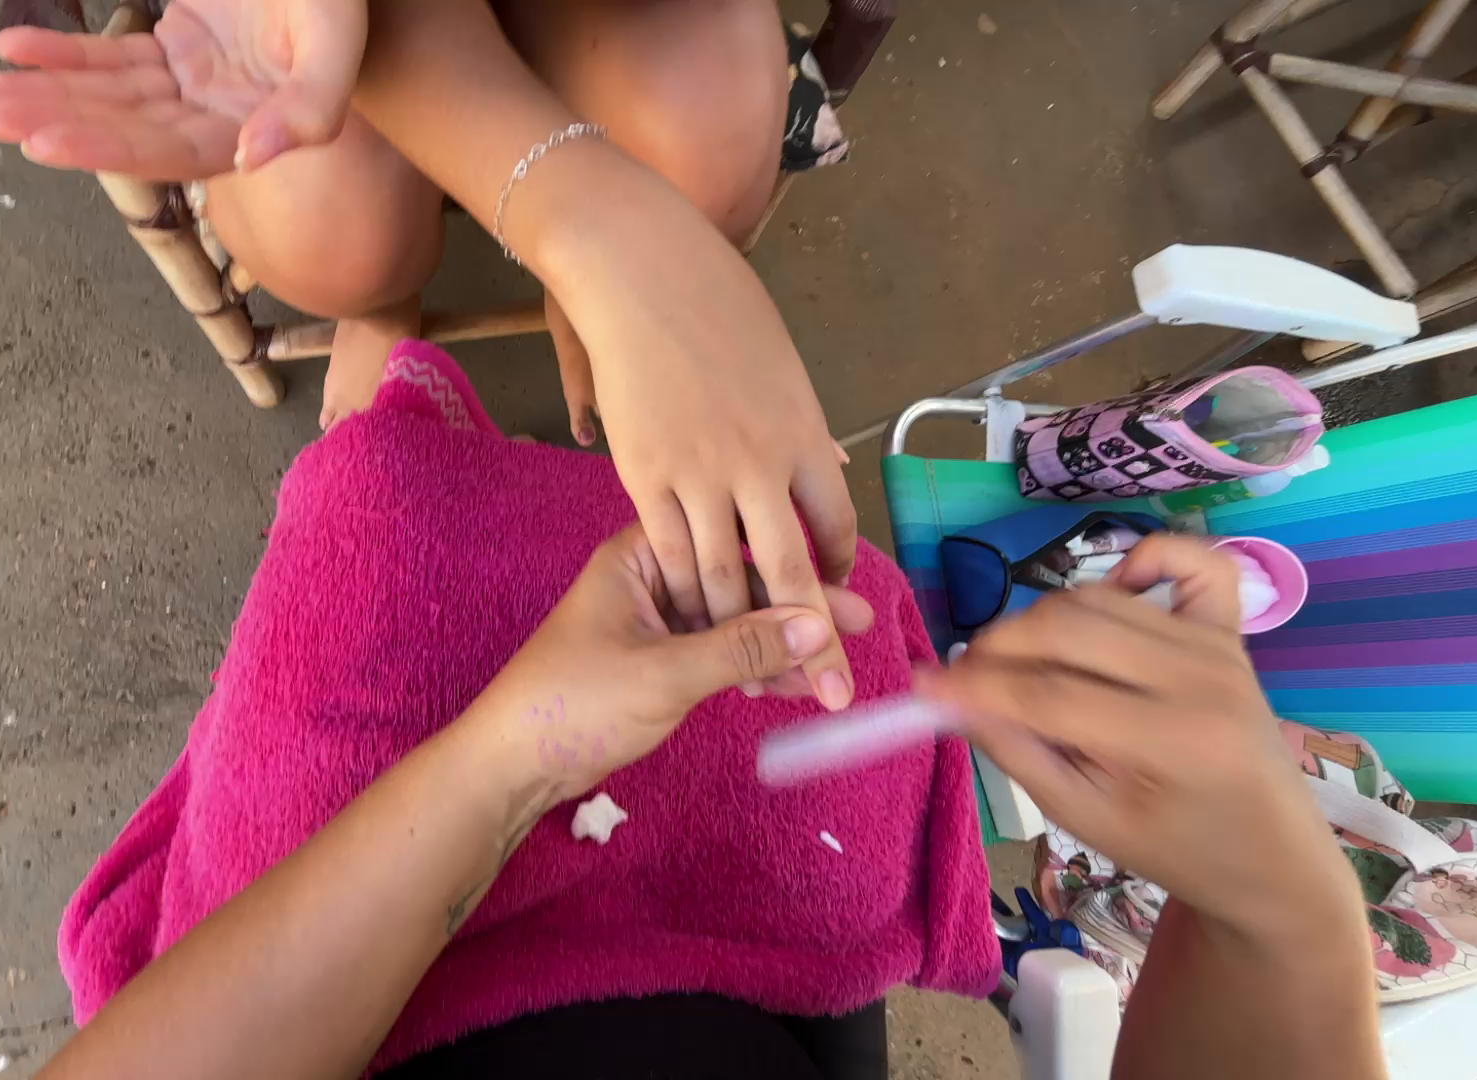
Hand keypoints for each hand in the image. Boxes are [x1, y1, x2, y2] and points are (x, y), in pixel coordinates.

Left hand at [0, 0, 364, 178]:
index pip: (181, 154)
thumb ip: (311, 109)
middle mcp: (227, 116)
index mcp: (264, 129)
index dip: (116, 151)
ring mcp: (201, 82)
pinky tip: (15, 47)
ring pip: (118, 97)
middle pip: (136, 130)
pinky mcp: (182, 45)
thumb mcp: (334, 43)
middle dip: (63, 121)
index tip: (46, 143)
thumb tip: (251, 158)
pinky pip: (119, 58)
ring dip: (52, 94)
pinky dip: (68, 53)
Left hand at [468, 524, 874, 802]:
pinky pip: (718, 655)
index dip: (787, 569)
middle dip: (793, 613)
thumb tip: (818, 625)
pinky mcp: (660, 660)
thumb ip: (742, 649)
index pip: (728, 547)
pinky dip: (751, 670)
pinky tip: (792, 685)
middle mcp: (652, 579)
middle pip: (736, 586)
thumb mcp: (665, 674)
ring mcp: (657, 622)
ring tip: (833, 669)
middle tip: (858, 626)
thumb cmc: (578, 701)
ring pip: (732, 624)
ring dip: (778, 647)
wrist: (517, 762)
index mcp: (641, 556)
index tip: (842, 591)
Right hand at [537, 175, 860, 713]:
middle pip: (791, 570)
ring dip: (738, 632)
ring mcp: (698, 473)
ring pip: (722, 574)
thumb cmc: (715, 302)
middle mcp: (759, 463)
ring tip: (751, 682)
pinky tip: (690, 625)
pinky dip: (682, 594)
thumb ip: (798, 427)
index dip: (833, 573)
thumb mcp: (779, 362)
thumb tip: (820, 462)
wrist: (641, 271)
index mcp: (803, 433)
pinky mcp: (643, 475)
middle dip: (817, 644)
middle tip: (835, 697)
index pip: (831, 526)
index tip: (830, 601)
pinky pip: (668, 550)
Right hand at [928, 535, 1361, 946]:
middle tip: (967, 677)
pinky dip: (1148, 556)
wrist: (1272, 857)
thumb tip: (944, 695)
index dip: (972, 686)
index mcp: (1173, 741)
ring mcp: (1217, 646)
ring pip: (1093, 598)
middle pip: (1065, 630)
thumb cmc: (1169, 846)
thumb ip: (1010, 749)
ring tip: (1020, 660)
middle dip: (996, 647)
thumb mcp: (1078, 816)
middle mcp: (1199, 678)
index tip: (920, 686)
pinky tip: (1116, 585)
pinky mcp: (1228, 631)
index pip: (1047, 694)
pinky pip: (1193, 563)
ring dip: (1037, 619)